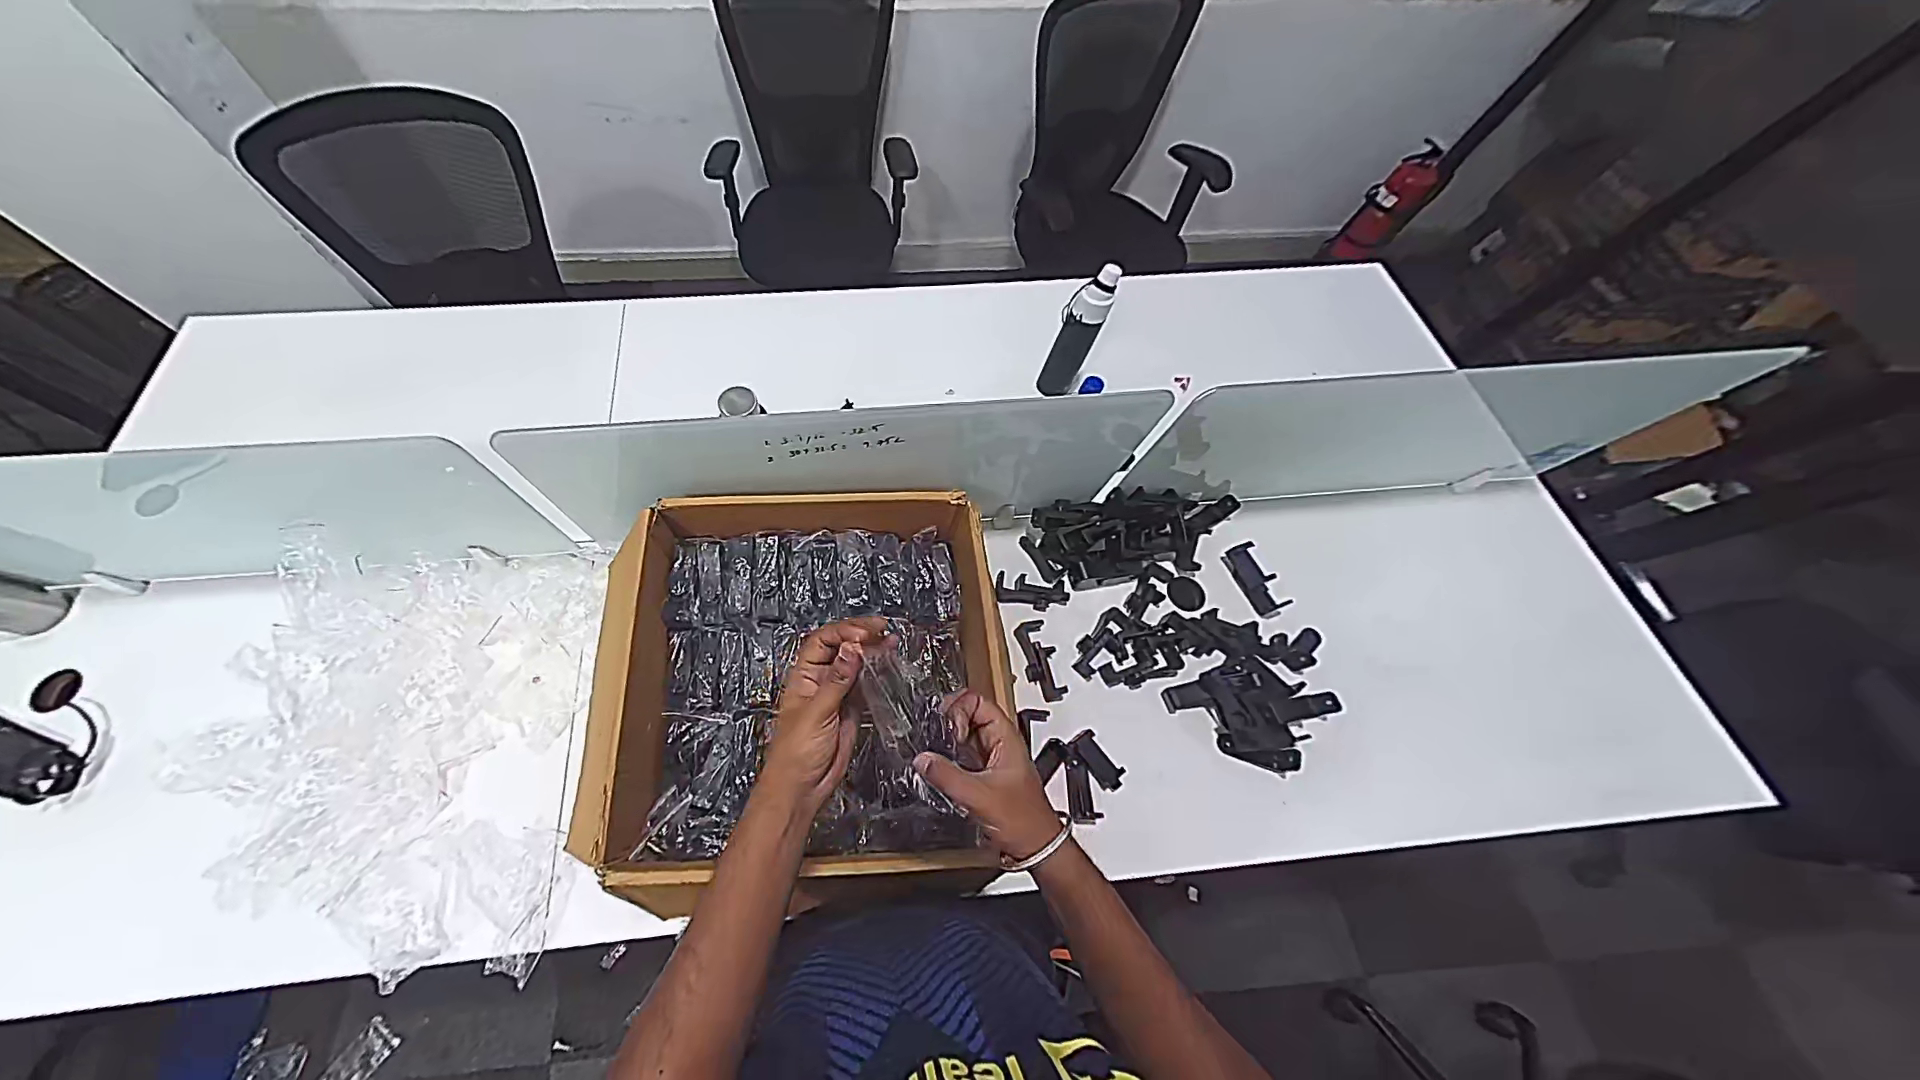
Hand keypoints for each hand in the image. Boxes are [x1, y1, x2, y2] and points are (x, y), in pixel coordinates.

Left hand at [761, 617, 888, 809]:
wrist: (802, 789)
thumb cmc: (794, 754)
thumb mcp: (816, 713)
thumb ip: (837, 681)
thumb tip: (852, 650)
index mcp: (803, 676)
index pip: (822, 641)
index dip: (844, 632)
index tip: (865, 634)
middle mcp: (819, 681)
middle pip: (840, 647)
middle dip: (860, 634)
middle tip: (881, 630)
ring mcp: (836, 694)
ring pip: (854, 663)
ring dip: (871, 650)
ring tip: (889, 641)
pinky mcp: (850, 709)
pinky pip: (864, 684)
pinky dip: (876, 672)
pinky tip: (887, 663)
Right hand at [913, 689, 1063, 862]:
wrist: (1034, 846)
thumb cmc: (1024, 820)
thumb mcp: (980, 796)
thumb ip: (949, 776)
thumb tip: (923, 759)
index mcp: (1005, 736)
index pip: (977, 701)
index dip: (958, 709)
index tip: (948, 730)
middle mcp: (997, 742)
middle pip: (966, 714)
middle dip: (948, 724)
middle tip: (937, 739)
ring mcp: (988, 757)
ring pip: (961, 736)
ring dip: (946, 741)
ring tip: (936, 754)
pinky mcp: (980, 773)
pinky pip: (959, 756)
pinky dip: (947, 758)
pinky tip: (939, 768)